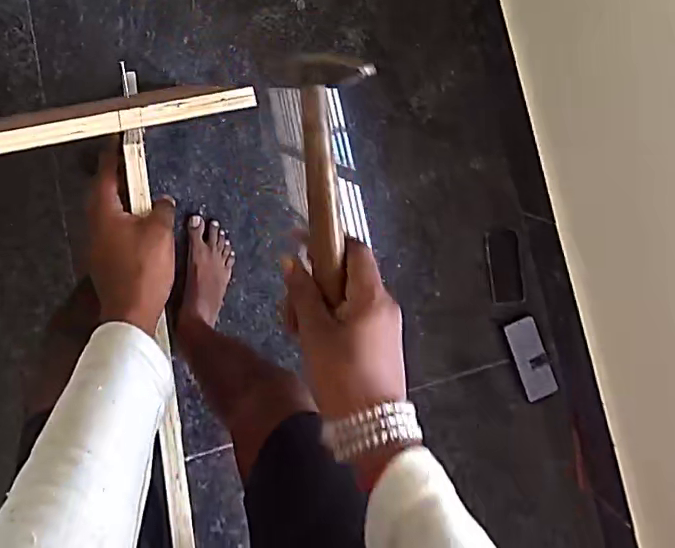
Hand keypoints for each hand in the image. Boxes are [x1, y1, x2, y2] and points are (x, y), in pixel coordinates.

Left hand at [86, 140, 176, 336]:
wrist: (130, 314)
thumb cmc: (142, 271)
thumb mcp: (159, 232)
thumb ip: (161, 209)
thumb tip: (162, 202)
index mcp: (104, 212)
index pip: (106, 174)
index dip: (112, 156)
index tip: (116, 141)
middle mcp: (94, 225)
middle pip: (101, 192)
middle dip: (114, 177)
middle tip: (128, 164)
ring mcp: (96, 244)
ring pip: (106, 212)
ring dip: (120, 199)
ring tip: (137, 192)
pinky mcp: (103, 259)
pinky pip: (111, 228)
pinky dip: (123, 219)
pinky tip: (138, 223)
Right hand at [281, 237, 406, 416]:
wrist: (375, 434)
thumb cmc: (343, 376)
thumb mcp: (314, 331)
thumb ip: (302, 292)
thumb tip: (291, 261)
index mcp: (372, 295)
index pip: (355, 248)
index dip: (327, 240)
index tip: (299, 242)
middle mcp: (383, 305)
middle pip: (345, 274)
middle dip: (313, 282)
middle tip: (291, 303)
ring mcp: (384, 327)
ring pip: (344, 298)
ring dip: (317, 305)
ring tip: (296, 329)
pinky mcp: (379, 346)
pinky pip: (352, 318)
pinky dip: (329, 320)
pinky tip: (310, 341)